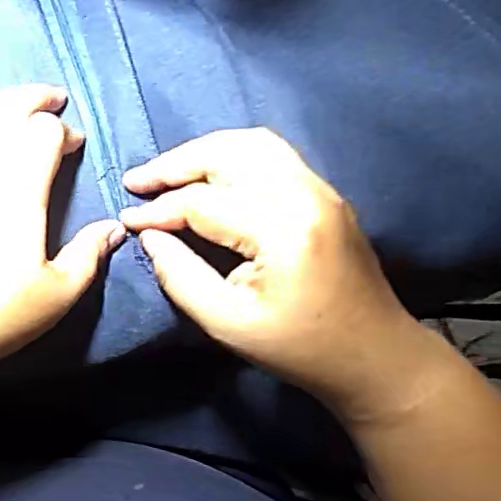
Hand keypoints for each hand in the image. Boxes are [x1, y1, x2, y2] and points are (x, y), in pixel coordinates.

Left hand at [0, 85, 125, 384]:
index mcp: (18, 195)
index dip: (63, 132)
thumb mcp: (58, 294)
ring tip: (10, 104)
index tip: (76, 145)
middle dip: (29, 99)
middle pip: (1, 115)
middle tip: (51, 97)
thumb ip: (89, 255)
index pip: (42, 136)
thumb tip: (114, 229)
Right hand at [119, 128, 459, 424]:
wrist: (374, 356)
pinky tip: (208, 176)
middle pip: (229, 152)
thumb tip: (149, 236)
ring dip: (203, 153)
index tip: (126, 221)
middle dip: (176, 163)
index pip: (205, 201)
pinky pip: (272, 155)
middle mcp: (306, 195)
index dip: (159, 209)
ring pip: (252, 144)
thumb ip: (180, 276)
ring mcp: (321, 190)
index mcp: (283, 230)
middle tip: (137, 181)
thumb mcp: (227, 323)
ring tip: (166, 173)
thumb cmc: (298, 349)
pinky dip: (231, 157)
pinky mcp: (325, 195)